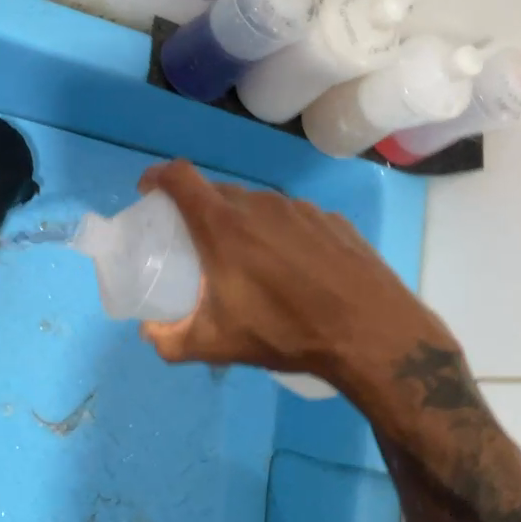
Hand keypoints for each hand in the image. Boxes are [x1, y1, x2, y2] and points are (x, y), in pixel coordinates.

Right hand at [136, 160, 453, 388]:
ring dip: (242, 224)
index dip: (157, 176)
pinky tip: (293, 269)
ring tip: (248, 261)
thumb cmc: (285, 333)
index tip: (148, 192)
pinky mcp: (333, 220)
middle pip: (217, 192)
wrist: (373, 336)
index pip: (180, 177)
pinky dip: (281, 235)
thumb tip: (147, 335)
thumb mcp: (216, 345)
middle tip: (196, 244)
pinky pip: (293, 219)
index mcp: (223, 226)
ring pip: (258, 206)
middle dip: (198, 210)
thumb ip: (169, 341)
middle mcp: (260, 205)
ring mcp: (301, 209)